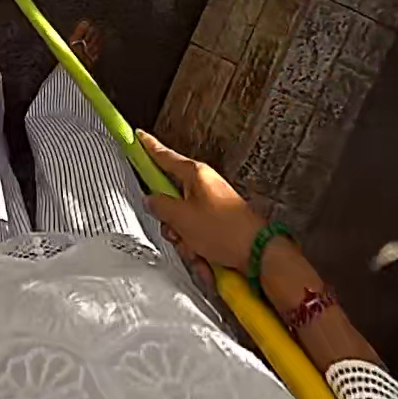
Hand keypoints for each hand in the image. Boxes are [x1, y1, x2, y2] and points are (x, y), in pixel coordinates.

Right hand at [141, 131, 264, 287]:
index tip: (139, 136)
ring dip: (186, 242)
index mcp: (196, 175)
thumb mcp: (182, 218)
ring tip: (197, 251)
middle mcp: (204, 186)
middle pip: (171, 198)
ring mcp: (212, 205)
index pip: (165, 156)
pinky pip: (198, 236)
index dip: (149, 146)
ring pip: (183, 221)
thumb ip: (160, 206)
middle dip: (171, 222)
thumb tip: (151, 201)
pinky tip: (207, 262)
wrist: (258, 254)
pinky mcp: (219, 224)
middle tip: (177, 232)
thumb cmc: (227, 230)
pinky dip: (199, 250)